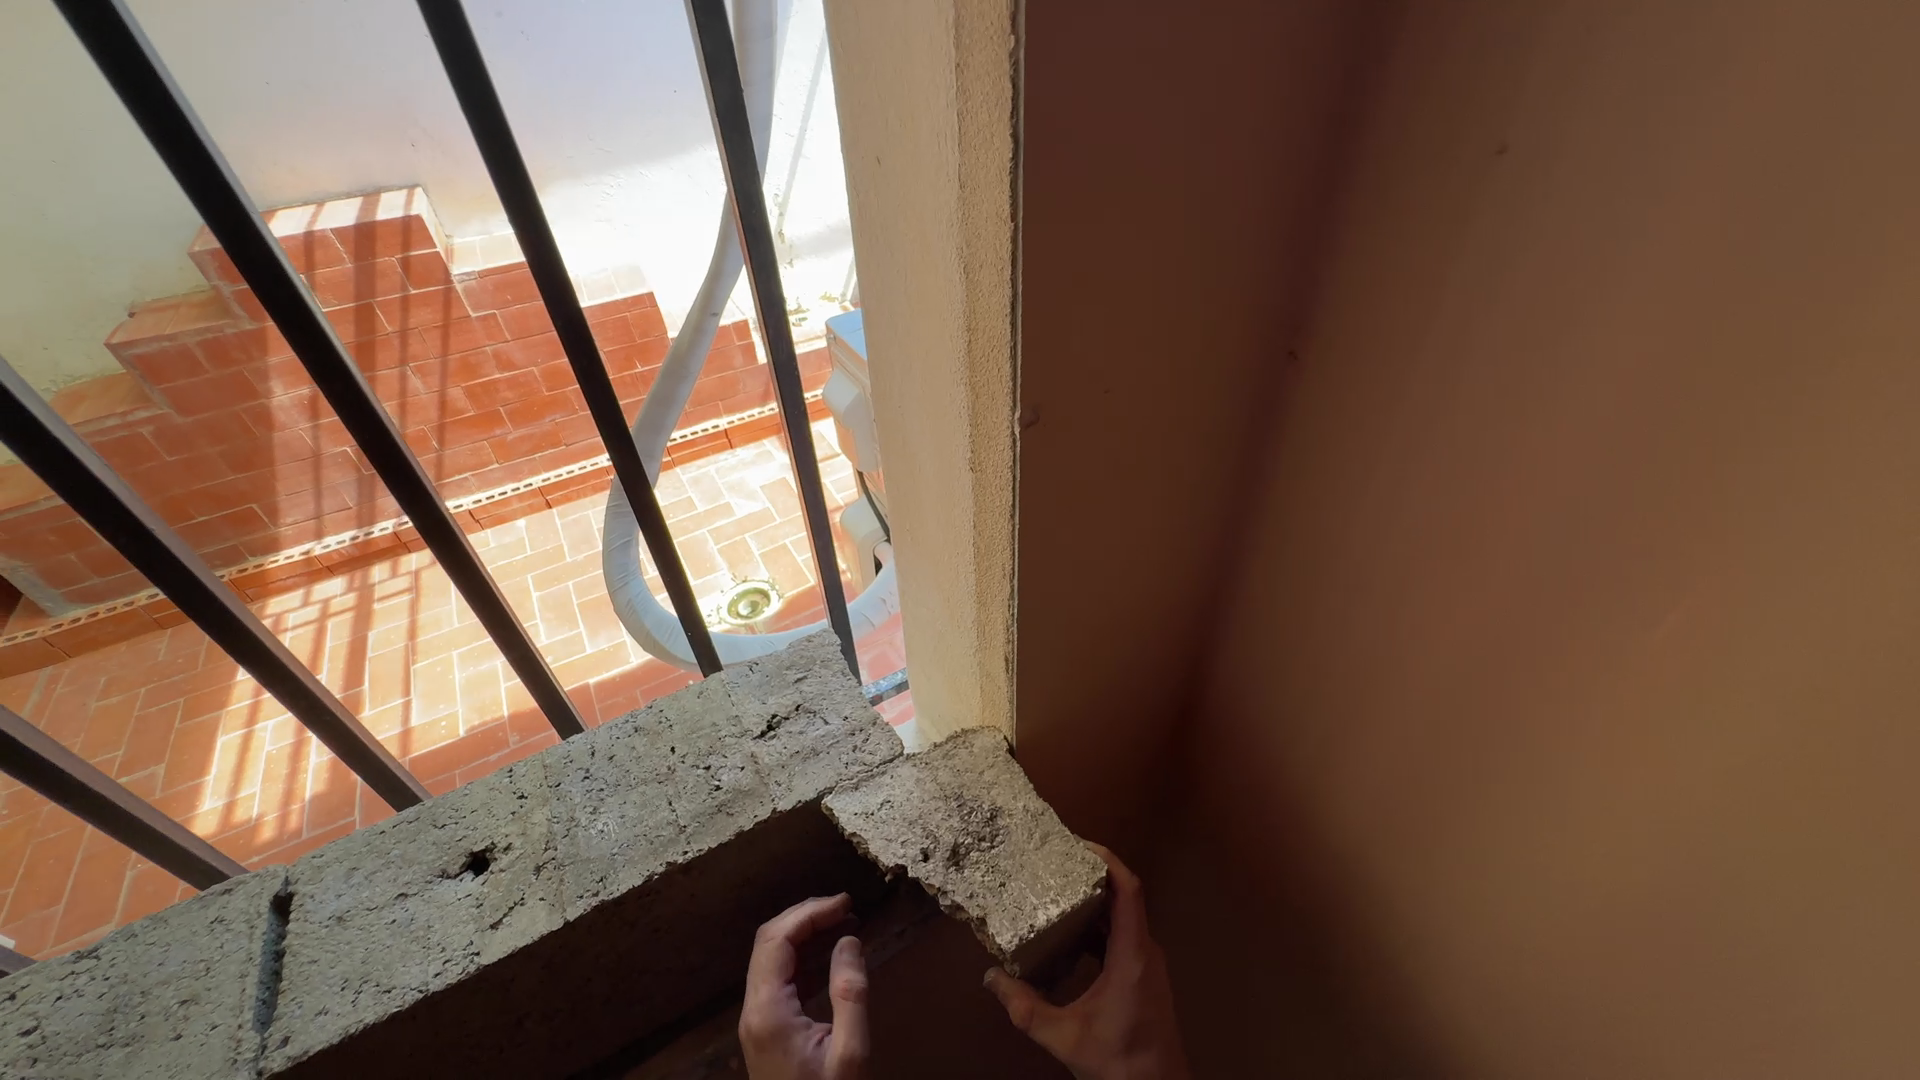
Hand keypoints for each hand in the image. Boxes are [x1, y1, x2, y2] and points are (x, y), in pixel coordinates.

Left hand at [740, 894, 868, 1079]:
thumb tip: (848, 939)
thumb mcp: (850, 1054)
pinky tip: (834, 954)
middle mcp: (754, 1008)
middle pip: (769, 941)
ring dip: (806, 933)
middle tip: (846, 907)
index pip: (777, 940)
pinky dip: (805, 956)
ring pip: (772, 957)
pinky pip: (781, 977)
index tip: (846, 902)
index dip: (810, 912)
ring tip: (845, 922)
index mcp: (768, 1011)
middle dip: (806, 916)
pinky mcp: (767, 1028)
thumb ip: (850, 992)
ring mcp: (757, 1019)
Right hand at [984, 843, 1190, 1079]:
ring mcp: (1147, 962)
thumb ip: (1026, 1008)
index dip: (1107, 860)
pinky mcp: (1143, 975)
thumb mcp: (1065, 1038)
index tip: (1078, 843)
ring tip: (1056, 890)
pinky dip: (1096, 926)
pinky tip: (1068, 935)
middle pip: (1123, 896)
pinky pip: (1121, 935)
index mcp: (1132, 954)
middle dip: (1091, 874)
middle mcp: (1144, 950)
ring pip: (1122, 916)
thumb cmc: (1120, 1063)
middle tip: (1055, 861)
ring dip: (1093, 901)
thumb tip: (990, 978)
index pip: (1129, 890)